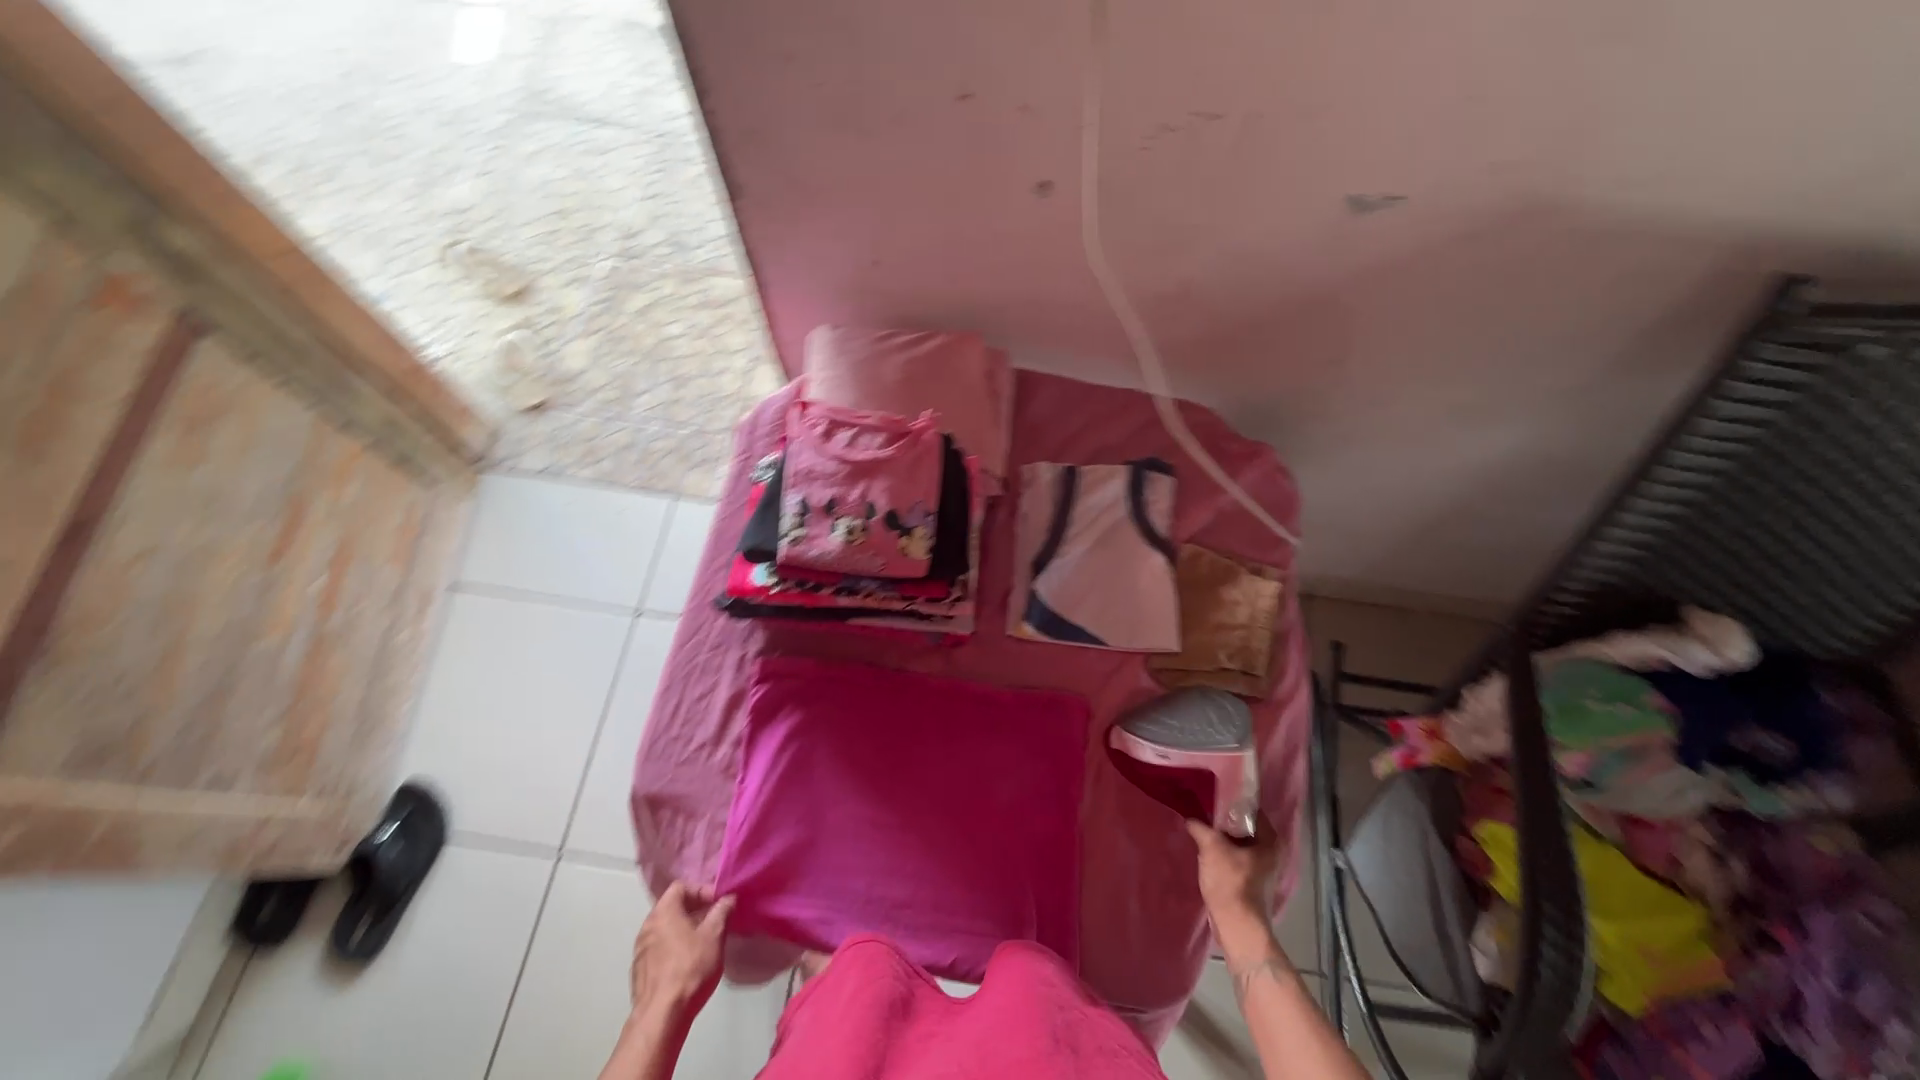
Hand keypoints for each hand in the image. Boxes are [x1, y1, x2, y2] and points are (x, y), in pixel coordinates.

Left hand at [628, 882, 734, 1021]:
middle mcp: (647, 926)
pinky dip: (675, 947)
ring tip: (705, 942)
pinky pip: (660, 948)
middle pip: (672, 907)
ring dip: (685, 930)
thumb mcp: (714, 936)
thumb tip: (728, 898)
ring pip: (666, 929)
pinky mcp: (640, 970)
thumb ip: (722, 912)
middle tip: (716, 921)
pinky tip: (689, 963)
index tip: (719, 903)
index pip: (681, 886)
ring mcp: (640, 950)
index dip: (702, 890)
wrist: (662, 1014)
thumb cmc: (690, 968)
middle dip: (696, 910)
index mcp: (663, 912)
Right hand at [1187, 812, 1283, 966]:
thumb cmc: (1231, 882)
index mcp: (1270, 840)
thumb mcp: (1211, 848)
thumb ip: (1200, 828)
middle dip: (1225, 821)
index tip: (1213, 796)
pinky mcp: (1252, 882)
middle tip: (1204, 811)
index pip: (1252, 810)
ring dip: (1223, 839)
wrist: (1238, 926)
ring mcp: (1263, 869)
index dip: (1232, 802)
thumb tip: (1190, 818)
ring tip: (1202, 829)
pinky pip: (1236, 859)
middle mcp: (1272, 852)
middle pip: (1245, 828)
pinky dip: (1224, 854)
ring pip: (1240, 845)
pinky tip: (1206, 852)